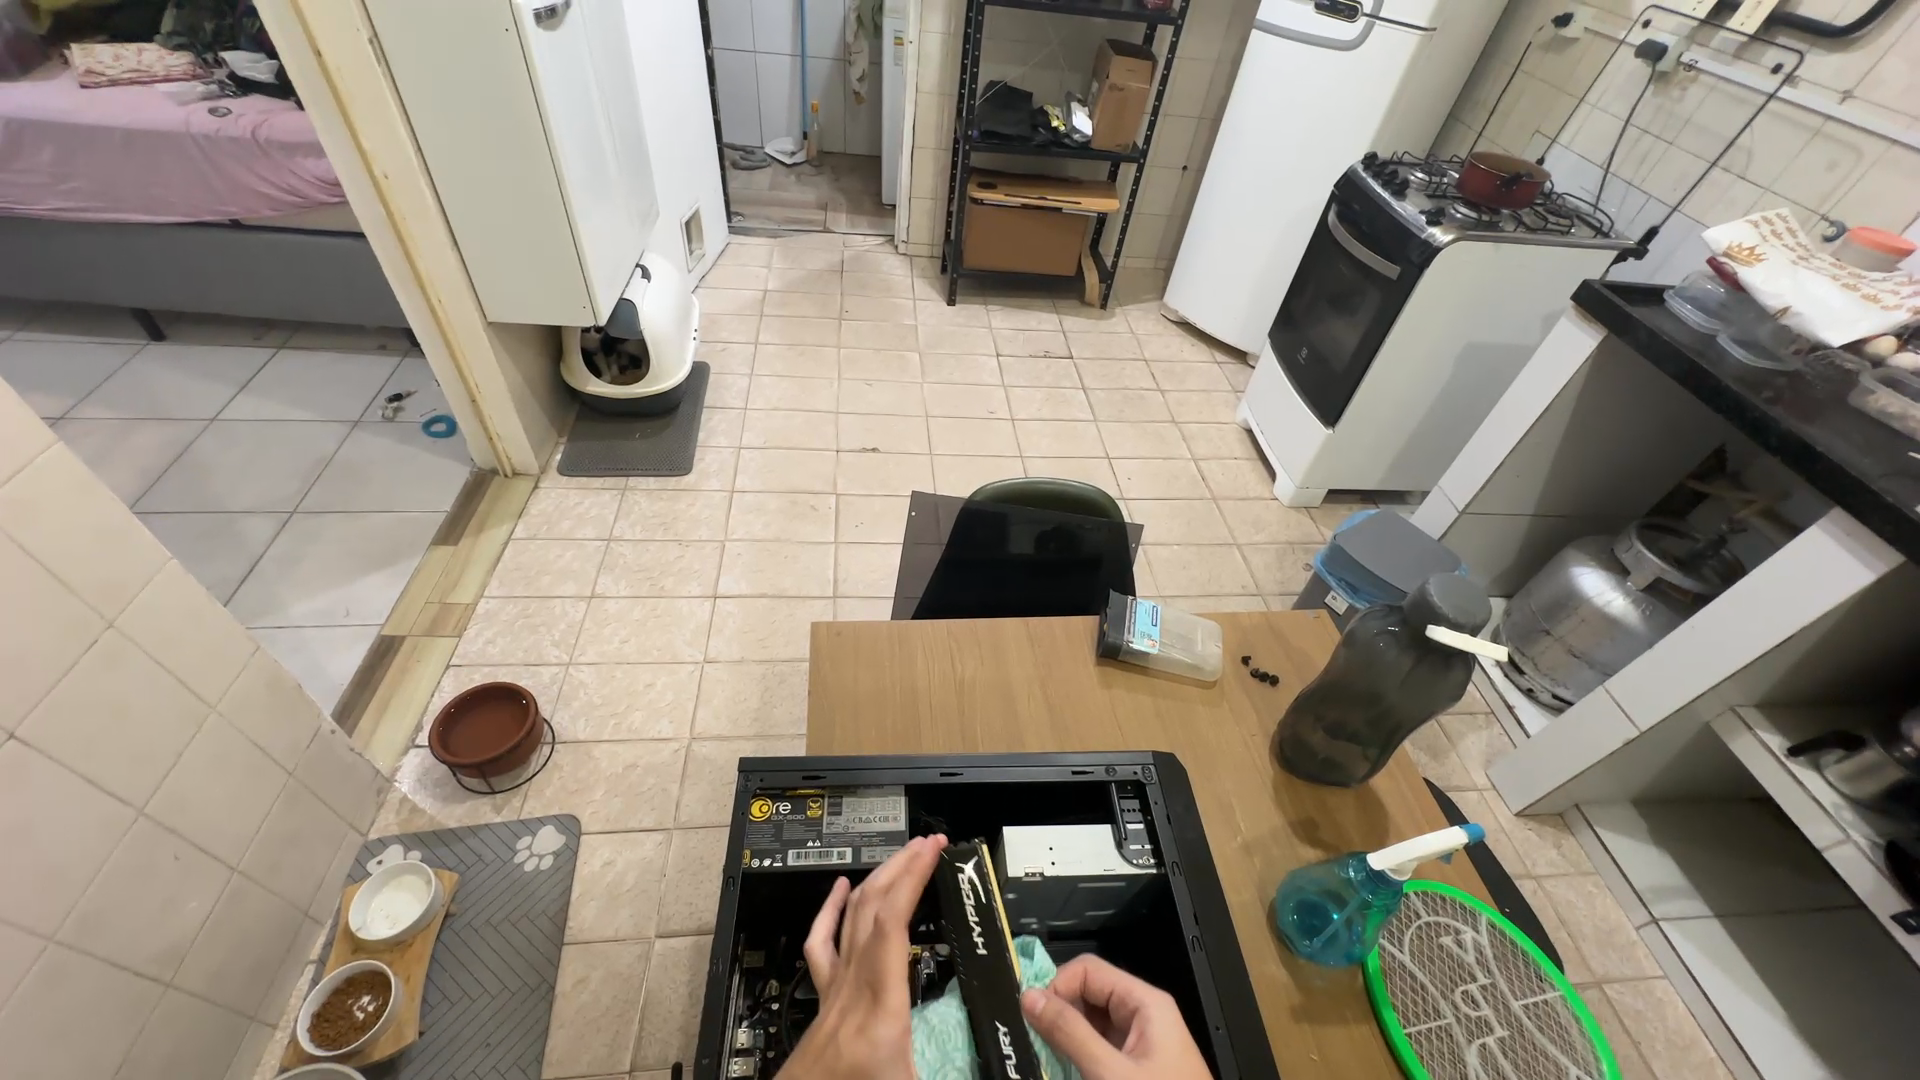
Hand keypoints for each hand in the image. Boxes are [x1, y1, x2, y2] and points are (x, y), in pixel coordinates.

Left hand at [778, 834, 948, 1079]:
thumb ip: (959, 1072)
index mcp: (881, 1006)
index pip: (893, 922)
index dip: (913, 877)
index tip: (934, 849)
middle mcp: (854, 986)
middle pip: (873, 906)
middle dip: (902, 865)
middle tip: (930, 843)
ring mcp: (835, 987)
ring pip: (852, 914)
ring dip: (879, 877)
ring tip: (903, 854)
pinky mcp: (824, 995)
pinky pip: (821, 940)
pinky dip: (832, 906)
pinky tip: (841, 887)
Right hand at [1020, 955, 1210, 1079]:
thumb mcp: (1110, 1074)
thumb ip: (1070, 1034)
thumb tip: (1029, 996)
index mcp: (1145, 1003)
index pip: (1088, 970)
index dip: (1057, 986)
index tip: (1032, 1017)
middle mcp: (1143, 1014)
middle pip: (1089, 994)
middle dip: (1060, 1012)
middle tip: (1032, 1039)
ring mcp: (1141, 1043)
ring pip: (1091, 1023)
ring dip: (1066, 1036)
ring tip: (1043, 1056)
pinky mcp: (1136, 1068)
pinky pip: (1100, 1048)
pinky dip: (1078, 1056)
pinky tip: (1065, 1069)